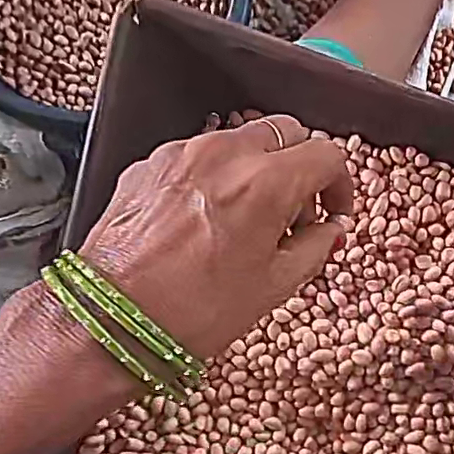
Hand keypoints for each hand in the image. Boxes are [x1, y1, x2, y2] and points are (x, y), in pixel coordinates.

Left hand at [78, 115, 355, 359]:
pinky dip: (215, 177)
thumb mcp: (273, 287)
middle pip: (286, 133)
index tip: (333, 210)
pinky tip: (205, 219)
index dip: (340, 185)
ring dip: (258, 170)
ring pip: (240, 140)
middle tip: (295, 214)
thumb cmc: (194, 312)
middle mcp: (224, 153)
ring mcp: (181, 152)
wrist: (113, 320)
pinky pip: (198, 155)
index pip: (327, 155)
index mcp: (265, 183)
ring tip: (246, 220)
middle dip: (300, 168)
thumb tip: (331, 229)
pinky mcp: (149, 163)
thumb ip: (315, 247)